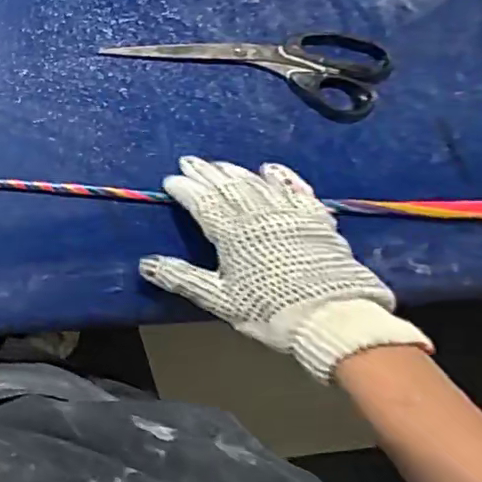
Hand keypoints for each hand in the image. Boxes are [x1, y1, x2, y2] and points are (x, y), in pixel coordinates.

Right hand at [138, 157, 430, 380]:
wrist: (336, 320)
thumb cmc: (270, 309)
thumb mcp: (219, 298)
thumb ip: (181, 277)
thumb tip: (145, 264)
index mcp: (233, 235)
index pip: (203, 202)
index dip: (185, 189)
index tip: (170, 180)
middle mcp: (261, 220)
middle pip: (230, 188)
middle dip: (207, 173)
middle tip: (190, 161)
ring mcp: (292, 219)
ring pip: (260, 186)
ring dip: (238, 172)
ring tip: (222, 164)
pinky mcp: (319, 225)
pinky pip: (299, 193)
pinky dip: (285, 179)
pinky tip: (273, 170)